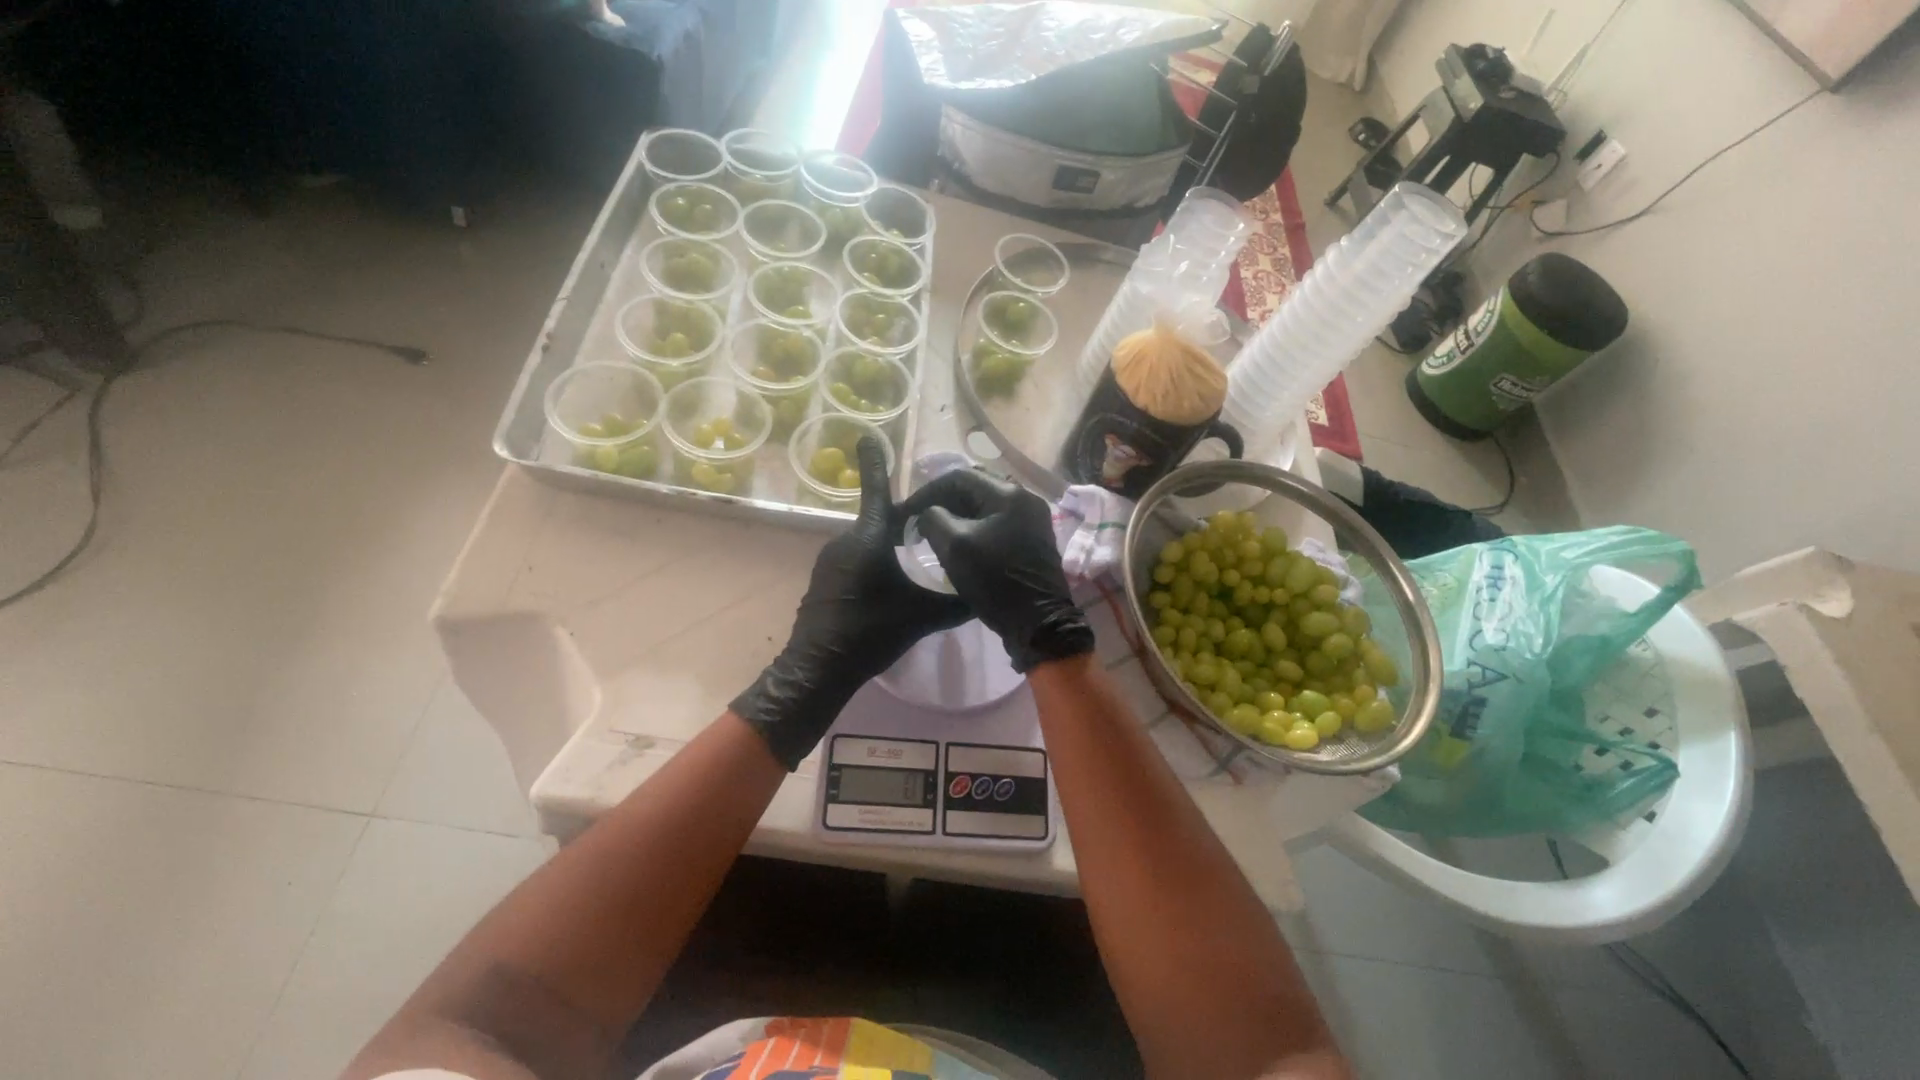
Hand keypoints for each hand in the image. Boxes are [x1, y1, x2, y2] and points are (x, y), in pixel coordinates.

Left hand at [732, 437, 970, 768]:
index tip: (867, 434)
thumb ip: (956, 603)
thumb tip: (987, 595)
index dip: (875, 462)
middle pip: (883, 522)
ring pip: (870, 544)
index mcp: (870, 539)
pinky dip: (875, 565)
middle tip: (937, 529)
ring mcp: (831, 560)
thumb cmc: (870, 634)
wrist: (818, 669)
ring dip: (892, 547)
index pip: (878, 491)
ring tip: (918, 565)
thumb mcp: (922, 618)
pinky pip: (856, 561)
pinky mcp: (825, 580)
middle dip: (908, 523)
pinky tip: (890, 589)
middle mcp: (847, 541)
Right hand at [901, 469, 1093, 672]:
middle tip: (921, 519)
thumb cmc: (994, 580)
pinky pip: (999, 521)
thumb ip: (933, 519)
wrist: (1037, 620)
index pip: (959, 477)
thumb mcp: (954, 546)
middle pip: (976, 487)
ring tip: (937, 530)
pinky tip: (962, 541)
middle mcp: (1026, 498)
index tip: (908, 511)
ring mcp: (1034, 518)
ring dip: (960, 513)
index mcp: (1008, 493)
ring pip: (987, 505)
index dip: (928, 491)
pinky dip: (976, 525)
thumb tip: (928, 513)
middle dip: (944, 500)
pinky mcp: (1035, 538)